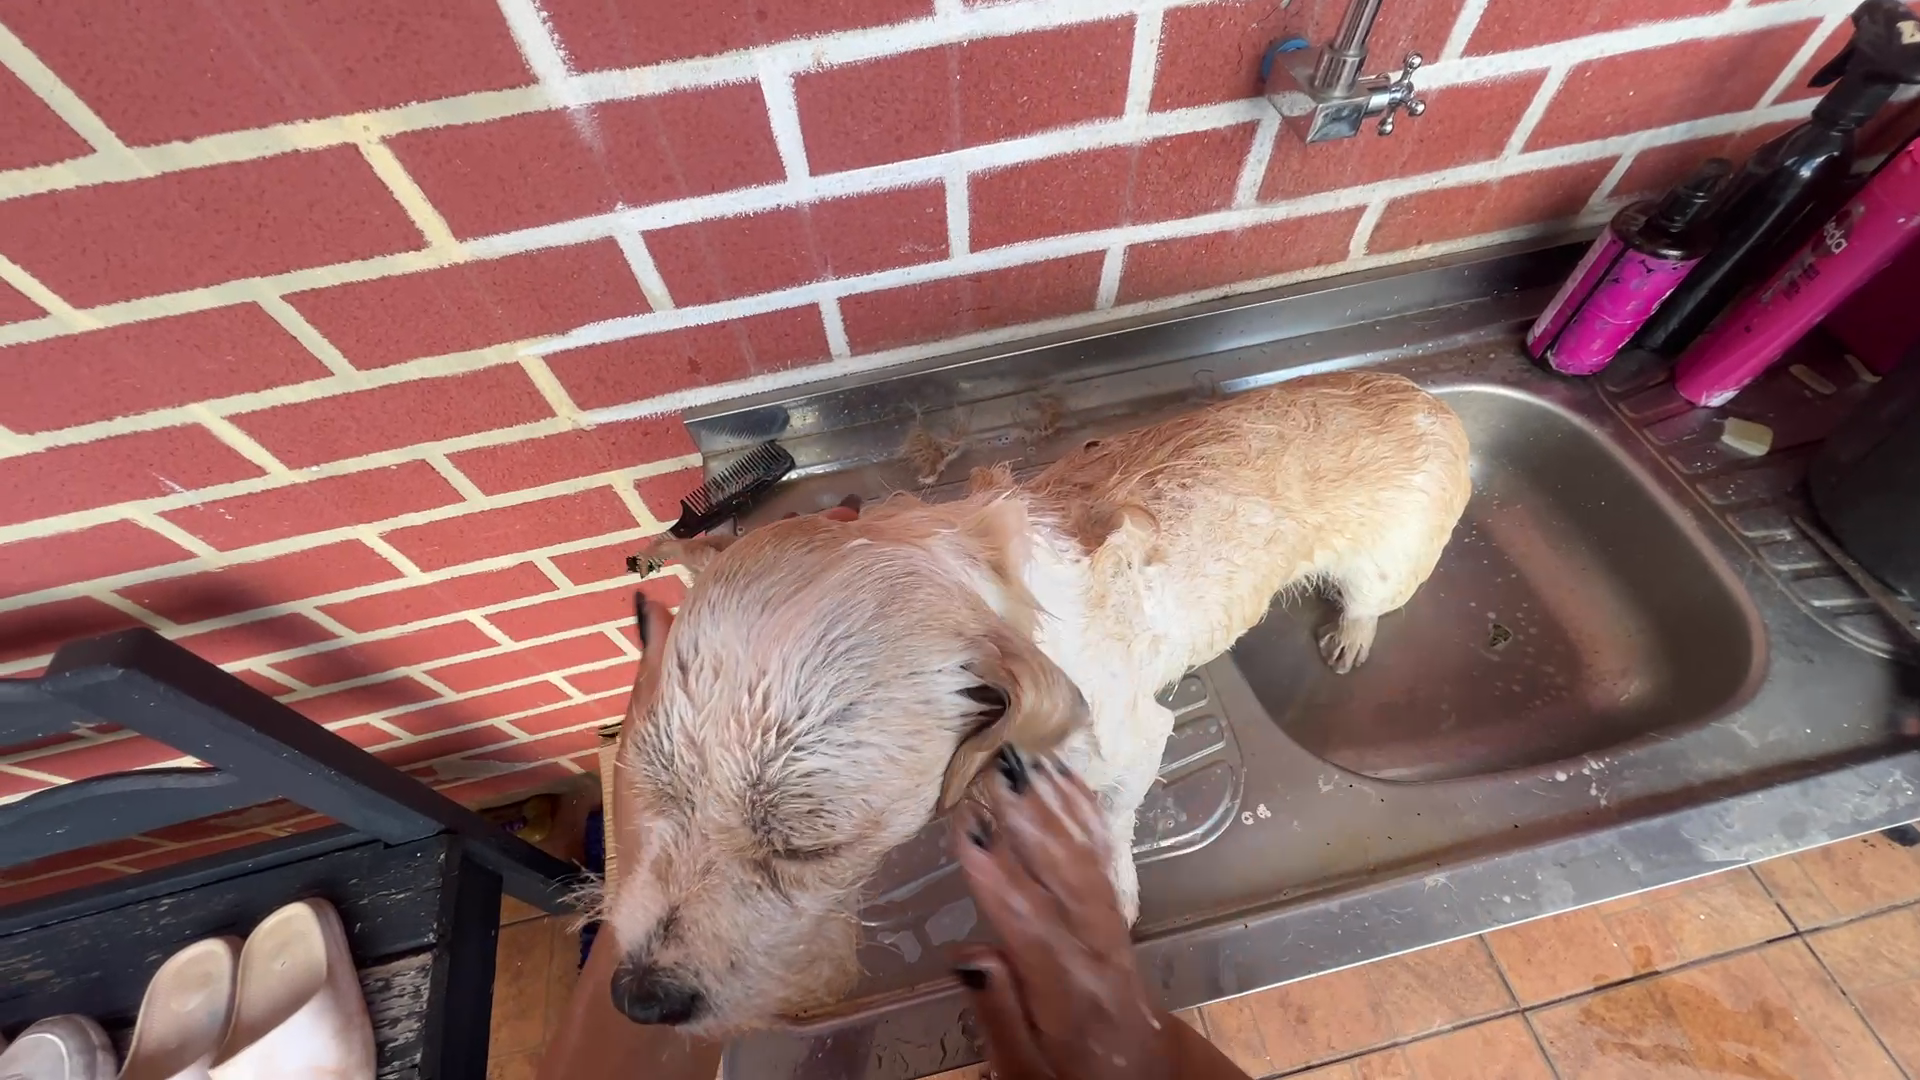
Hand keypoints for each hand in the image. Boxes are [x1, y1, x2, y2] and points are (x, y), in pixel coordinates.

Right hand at [951, 751, 1179, 1079]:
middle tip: (1000, 769)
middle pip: (1062, 876)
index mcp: (1066, 991)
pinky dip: (1087, 811)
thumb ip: (1000, 1015)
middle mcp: (1093, 947)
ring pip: (1084, 855)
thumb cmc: (1066, 1071)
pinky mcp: (1115, 907)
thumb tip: (967, 956)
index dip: (998, 873)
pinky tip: (1068, 777)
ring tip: (1030, 761)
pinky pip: (1104, 853)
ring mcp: (1110, 922)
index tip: (969, 825)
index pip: (1029, 924)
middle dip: (1030, 819)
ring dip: (1057, 805)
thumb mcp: (1025, 1070)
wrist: (1135, 1070)